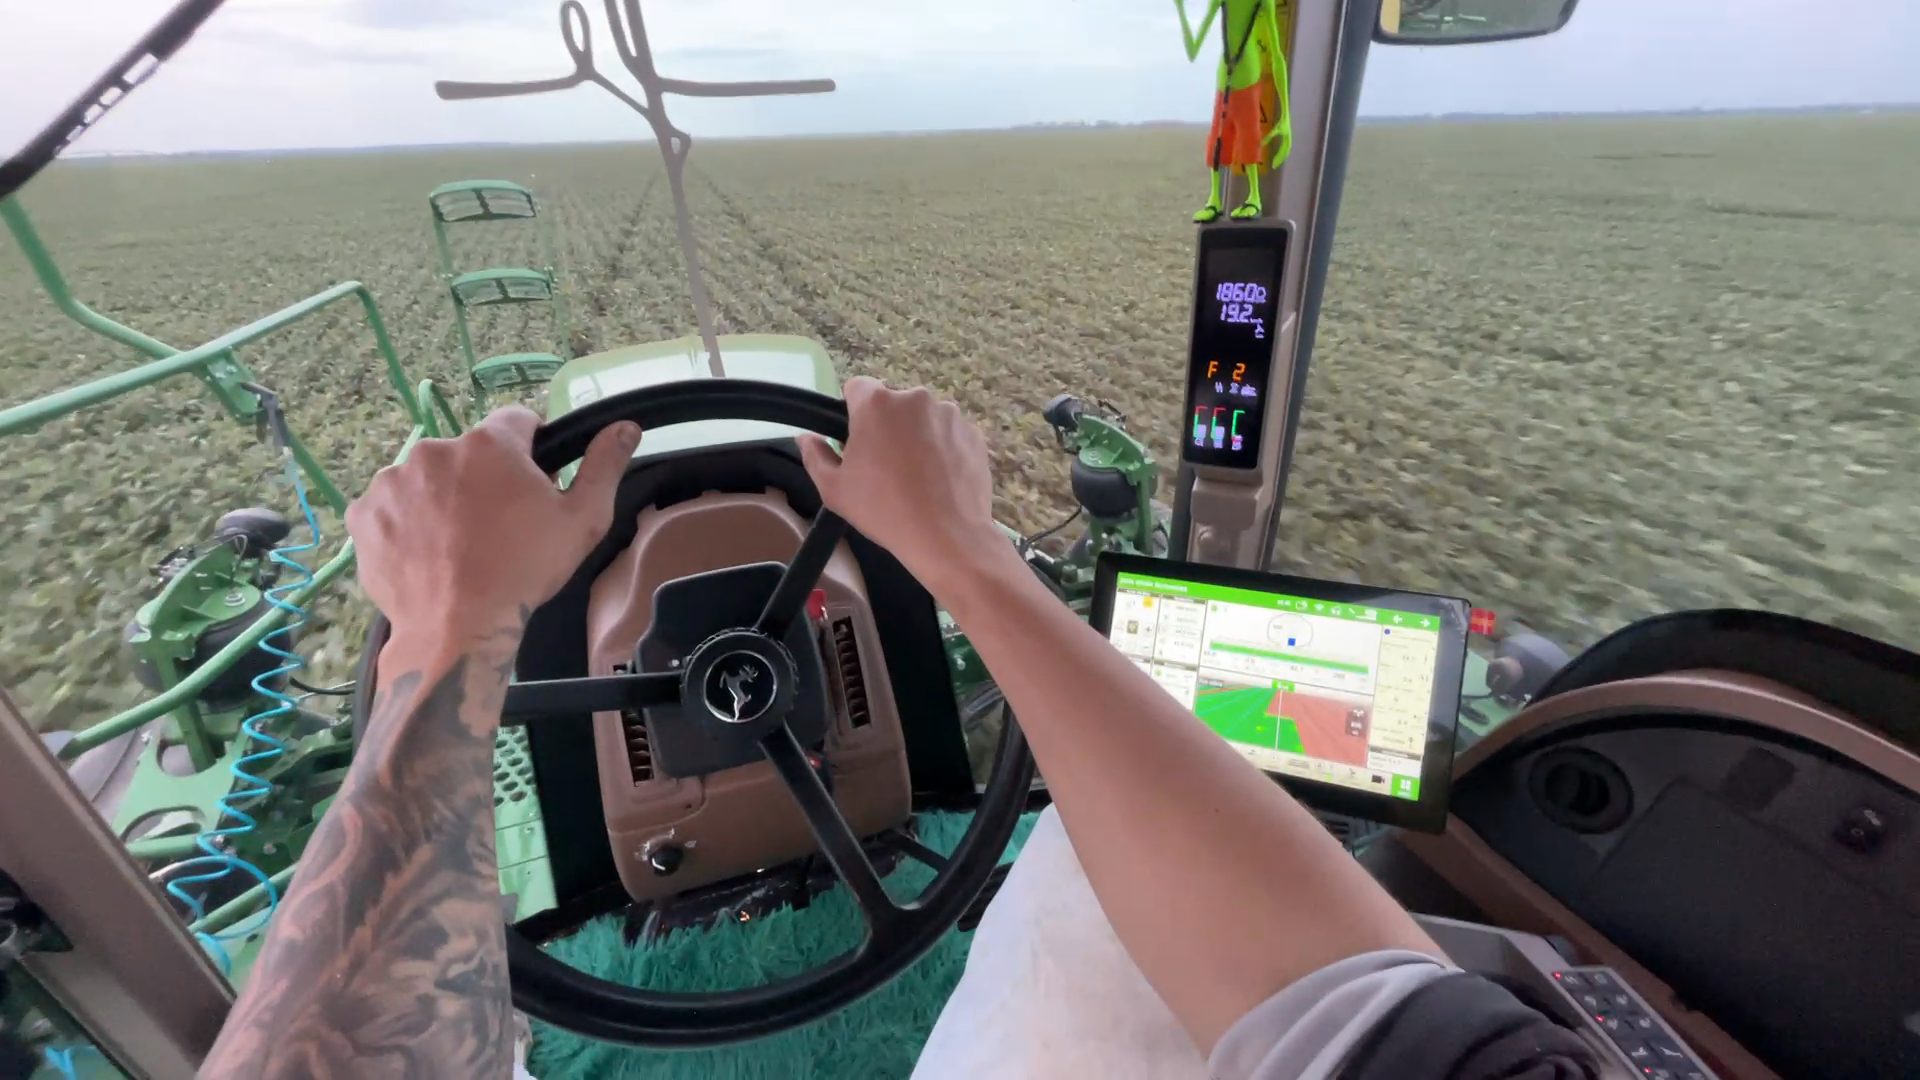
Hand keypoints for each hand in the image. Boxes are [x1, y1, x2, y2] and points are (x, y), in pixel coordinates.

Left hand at [346, 407, 640, 643]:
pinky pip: (395, 505)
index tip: (538, 483)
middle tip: (505, 523)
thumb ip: (605, 465)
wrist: (458, 625)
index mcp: (491, 445)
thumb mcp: (584, 518)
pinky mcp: (364, 514)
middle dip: (488, 476)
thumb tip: (625, 426)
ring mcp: (391, 481)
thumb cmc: (529, 568)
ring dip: (448, 497)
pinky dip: (413, 521)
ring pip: (431, 477)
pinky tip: (433, 552)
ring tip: (465, 542)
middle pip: (472, 452)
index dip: (534, 448)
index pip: (518, 419)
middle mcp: (434, 450)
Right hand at [797, 378, 1004, 592]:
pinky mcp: (973, 433)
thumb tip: (806, 438)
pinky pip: (950, 434)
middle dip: (888, 426)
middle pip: (893, 404)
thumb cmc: (883, 510)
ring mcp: (949, 414)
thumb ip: (816, 456)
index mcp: (877, 403)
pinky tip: (941, 480)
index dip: (853, 413)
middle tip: (886, 466)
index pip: (857, 388)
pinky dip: (944, 449)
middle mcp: (915, 398)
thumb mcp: (835, 489)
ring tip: (917, 476)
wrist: (946, 536)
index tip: (857, 442)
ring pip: (924, 418)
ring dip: (917, 436)